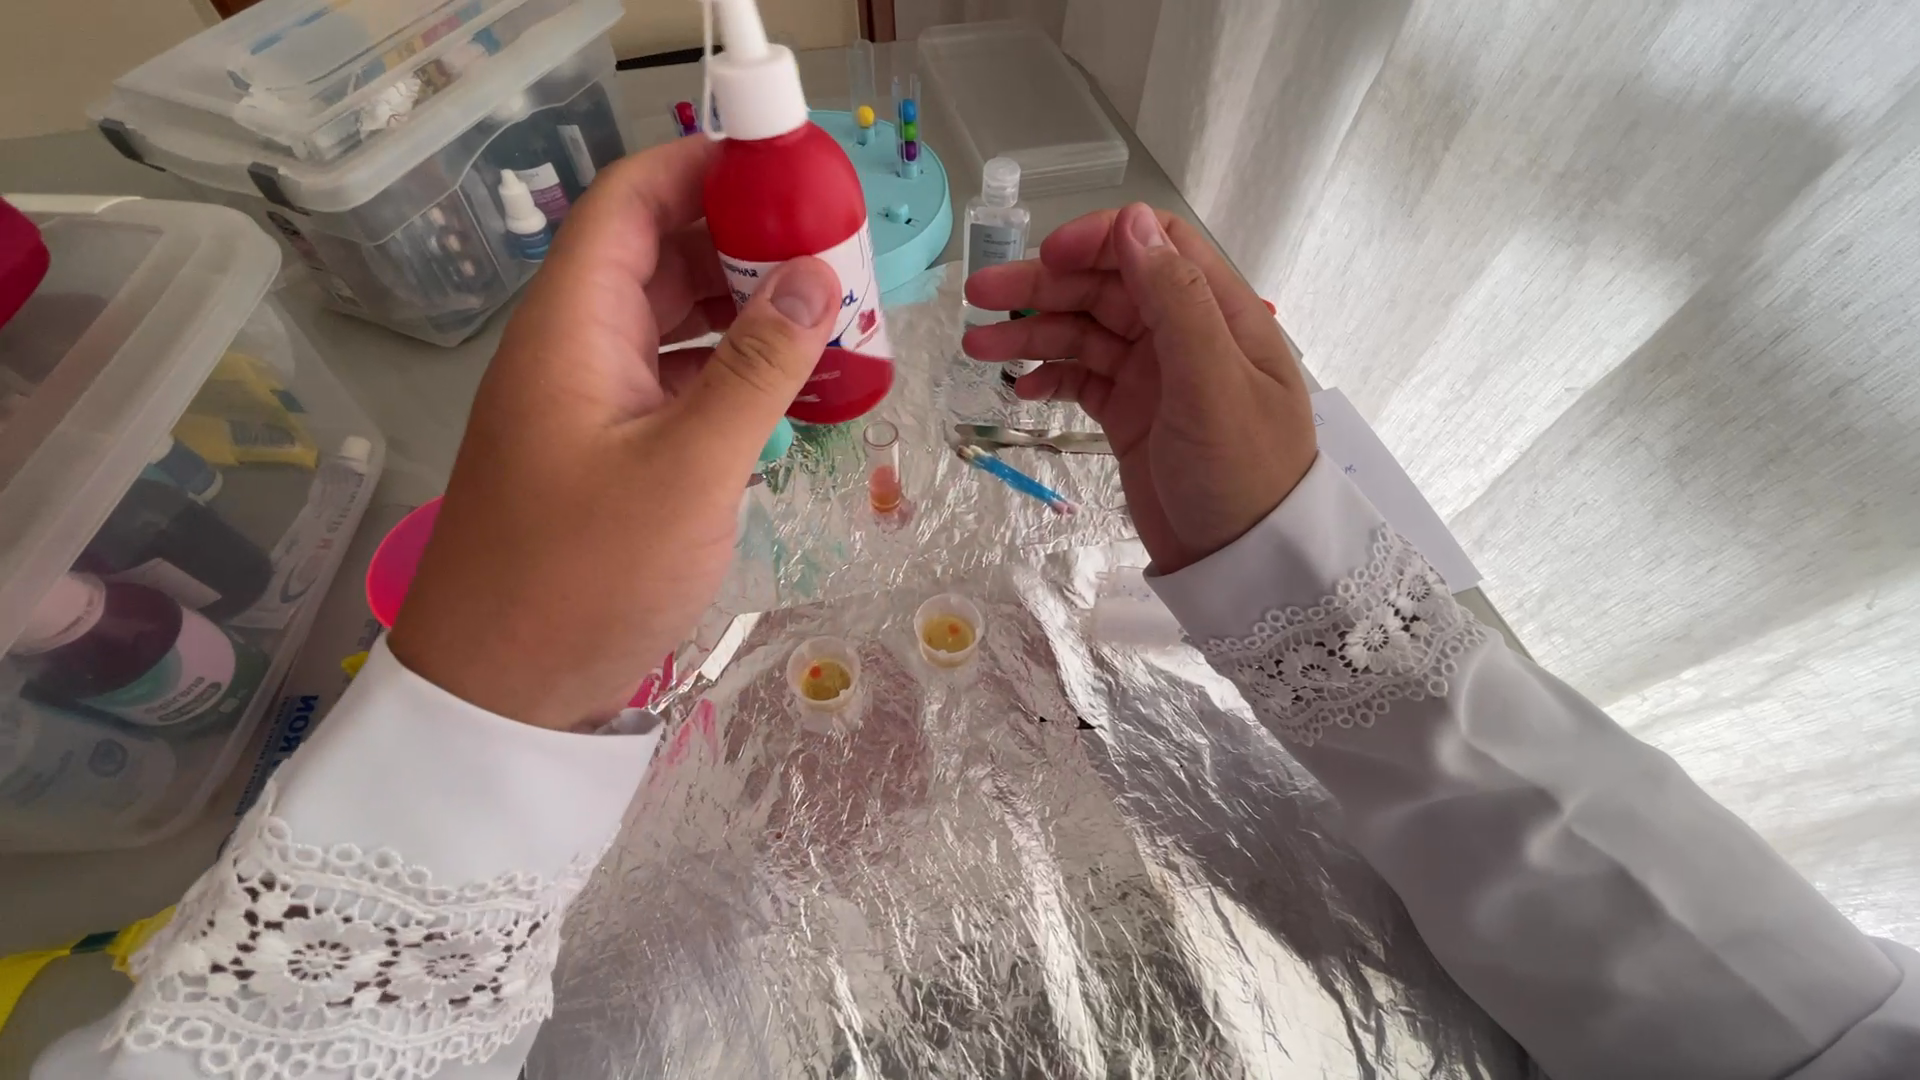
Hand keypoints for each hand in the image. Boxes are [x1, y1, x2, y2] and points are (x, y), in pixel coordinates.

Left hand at [389, 138, 840, 729]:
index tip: (787, 173)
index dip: (703, 169)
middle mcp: (578, 348)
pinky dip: (731, 375)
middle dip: (743, 244)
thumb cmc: (589, 572)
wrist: (508, 688)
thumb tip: (817, 277)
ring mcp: (594, 403)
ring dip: (744, 314)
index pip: (632, 202)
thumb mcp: (690, 465)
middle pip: (659, 258)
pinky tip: (788, 389)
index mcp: (574, 326)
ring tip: (827, 317)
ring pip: (674, 325)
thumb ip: (756, 367)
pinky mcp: (613, 451)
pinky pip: (677, 384)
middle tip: (832, 254)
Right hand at [962, 203, 1316, 573]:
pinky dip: (1050, 378)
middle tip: (977, 298)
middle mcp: (1179, 333)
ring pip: (1083, 335)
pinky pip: (1081, 380)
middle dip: (1042, 289)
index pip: (1152, 244)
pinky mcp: (1128, 414)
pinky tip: (1020, 390)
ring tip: (977, 347)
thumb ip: (1176, 299)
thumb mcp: (1213, 382)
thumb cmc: (1240, 469)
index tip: (1046, 259)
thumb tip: (1131, 220)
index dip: (1098, 240)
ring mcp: (1151, 375)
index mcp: (1214, 310)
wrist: (1240, 558)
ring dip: (1032, 335)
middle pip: (1104, 288)